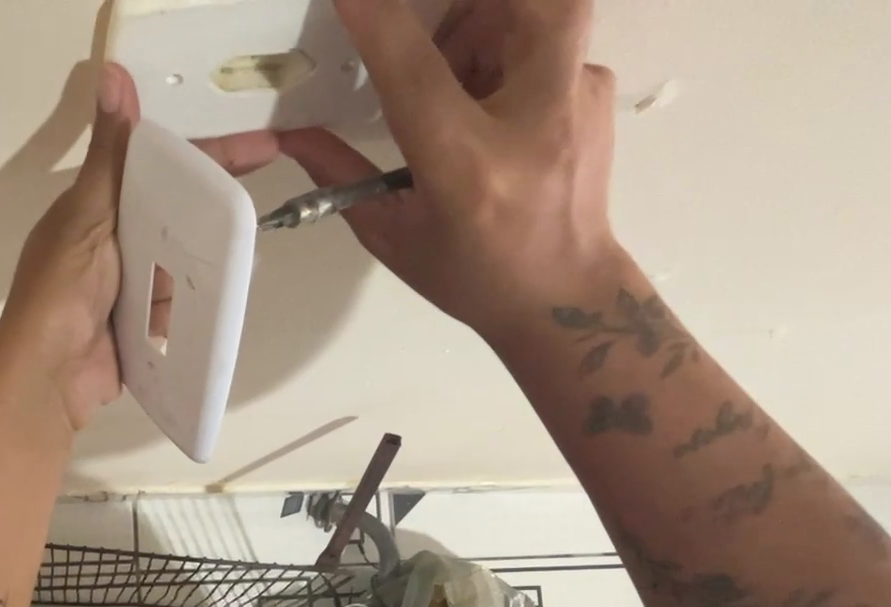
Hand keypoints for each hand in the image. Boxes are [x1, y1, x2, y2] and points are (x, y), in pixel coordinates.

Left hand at [0, 64, 275, 431]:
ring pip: (174, 262)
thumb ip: (109, 158)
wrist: (48, 378)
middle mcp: (105, 248)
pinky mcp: (134, 330)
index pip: (154, 171)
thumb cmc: (60, 293)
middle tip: (261, 201)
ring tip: (253, 244)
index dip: (205, 156)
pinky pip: (173, 307)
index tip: (261, 147)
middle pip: (170, 216)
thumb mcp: (85, 218)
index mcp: (90, 214)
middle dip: (212, 206)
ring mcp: (120, 292)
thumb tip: (112, 74)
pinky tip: (229, 289)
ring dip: (207, 254)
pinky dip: (197, 298)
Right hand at [281, 0, 624, 334]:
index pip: (415, 74)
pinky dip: (511, 46)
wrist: (561, 293)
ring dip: (489, 18)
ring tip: (457, 66)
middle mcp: (533, 120)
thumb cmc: (466, 273)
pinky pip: (553, 36)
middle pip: (527, 2)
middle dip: (469, 0)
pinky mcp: (597, 87)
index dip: (378, 21)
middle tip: (432, 25)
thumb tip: (293, 134)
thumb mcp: (391, 233)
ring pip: (546, 6)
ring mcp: (579, 96)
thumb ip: (341, 177)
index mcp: (466, 168)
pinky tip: (488, 96)